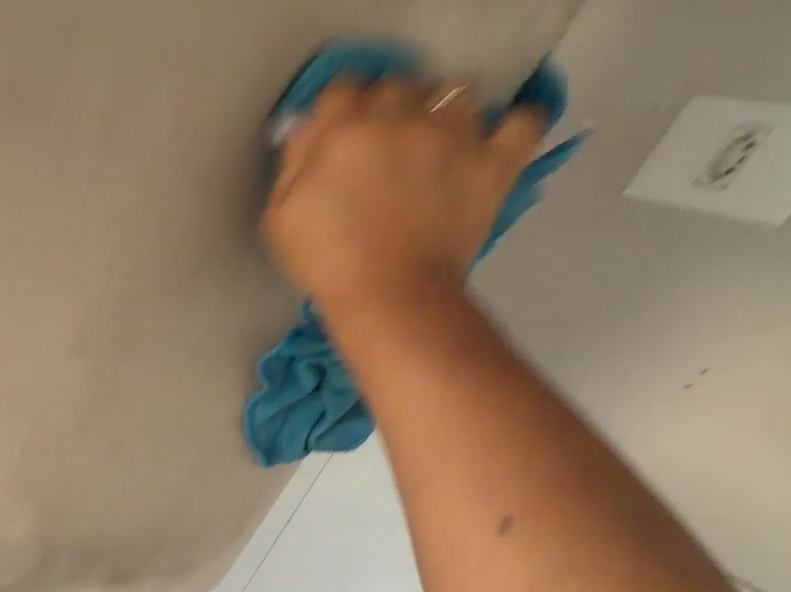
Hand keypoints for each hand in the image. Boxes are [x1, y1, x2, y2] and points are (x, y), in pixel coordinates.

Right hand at [263, 77, 545, 312]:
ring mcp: (457, 134)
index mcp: (345, 132)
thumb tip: (308, 130)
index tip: (332, 136)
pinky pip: (522, 120)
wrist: (388, 294)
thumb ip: (293, 163)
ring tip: (431, 146)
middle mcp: (403, 118)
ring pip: (454, 94)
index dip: (335, 111)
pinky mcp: (497, 158)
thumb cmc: (323, 260)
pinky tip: (490, 142)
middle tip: (377, 148)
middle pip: (396, 87)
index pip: (340, 90)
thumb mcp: (278, 216)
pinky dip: (510, 125)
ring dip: (440, 113)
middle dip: (385, 110)